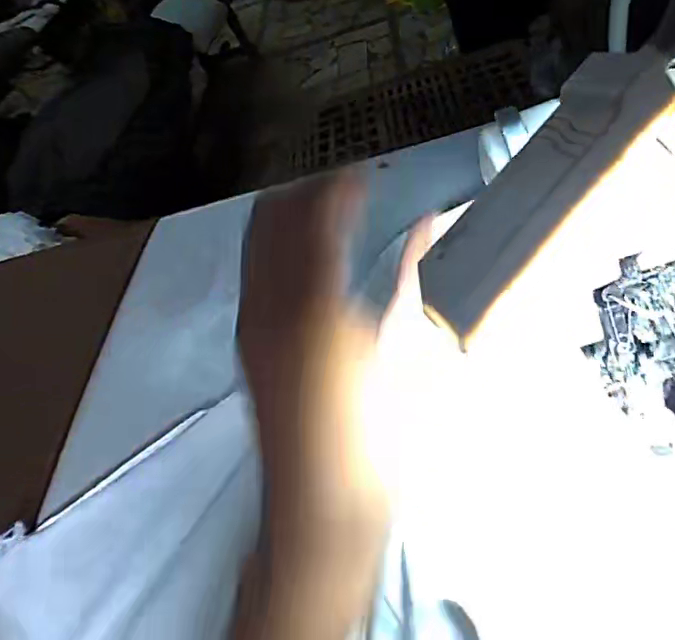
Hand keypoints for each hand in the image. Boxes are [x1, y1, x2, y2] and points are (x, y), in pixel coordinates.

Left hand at [235, 171, 451, 639]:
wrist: (320, 501)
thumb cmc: (376, 435)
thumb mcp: (405, 352)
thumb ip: (413, 278)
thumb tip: (429, 226)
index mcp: (318, 304)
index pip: (319, 217)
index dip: (337, 186)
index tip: (359, 173)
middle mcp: (272, 301)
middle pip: (277, 216)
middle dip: (306, 190)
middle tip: (341, 186)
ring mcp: (252, 317)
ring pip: (258, 237)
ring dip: (287, 212)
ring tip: (321, 207)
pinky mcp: (245, 334)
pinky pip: (253, 265)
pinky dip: (273, 240)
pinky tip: (299, 249)